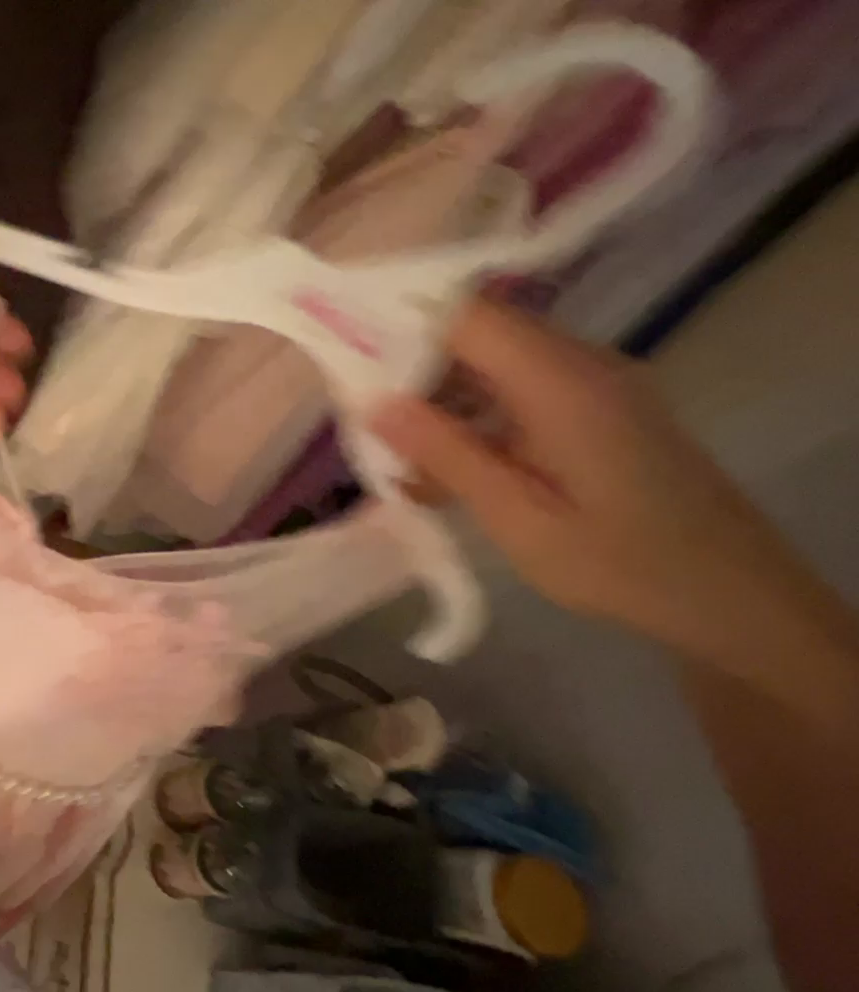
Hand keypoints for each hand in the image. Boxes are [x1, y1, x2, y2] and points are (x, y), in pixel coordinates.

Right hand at [370, 299, 833, 666]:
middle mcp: (582, 366)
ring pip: (492, 365)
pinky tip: (444, 474)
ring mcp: (594, 386)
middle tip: (363, 421)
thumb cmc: (617, 561)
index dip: (400, 322)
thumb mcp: (515, 515)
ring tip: (400, 461)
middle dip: (410, 369)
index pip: (468, 317)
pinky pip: (518, 392)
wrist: (726, 595)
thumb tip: (373, 402)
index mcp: (564, 383)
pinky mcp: (595, 410)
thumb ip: (445, 453)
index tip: (344, 356)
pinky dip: (472, 420)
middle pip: (477, 335)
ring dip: (439, 402)